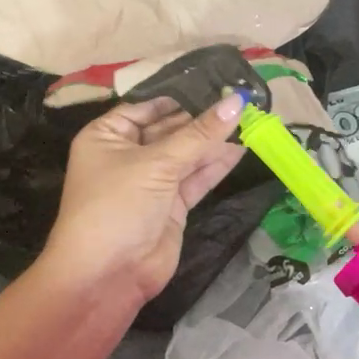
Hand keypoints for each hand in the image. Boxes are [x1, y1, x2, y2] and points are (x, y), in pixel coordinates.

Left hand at [35, 93, 245, 305]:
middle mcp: (127, 155)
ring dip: (215, 141)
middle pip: (170, 129)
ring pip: (187, 154)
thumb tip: (238, 101)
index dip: (181, 97)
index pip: (147, 107)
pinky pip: (196, 178)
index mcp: (107, 136)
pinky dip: (217, 165)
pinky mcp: (171, 205)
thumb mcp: (157, 164)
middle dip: (203, 119)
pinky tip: (241, 149)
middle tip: (242, 101)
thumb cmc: (117, 207)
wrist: (107, 275)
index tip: (218, 84)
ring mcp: (151, 182)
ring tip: (251, 121)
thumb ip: (201, 134)